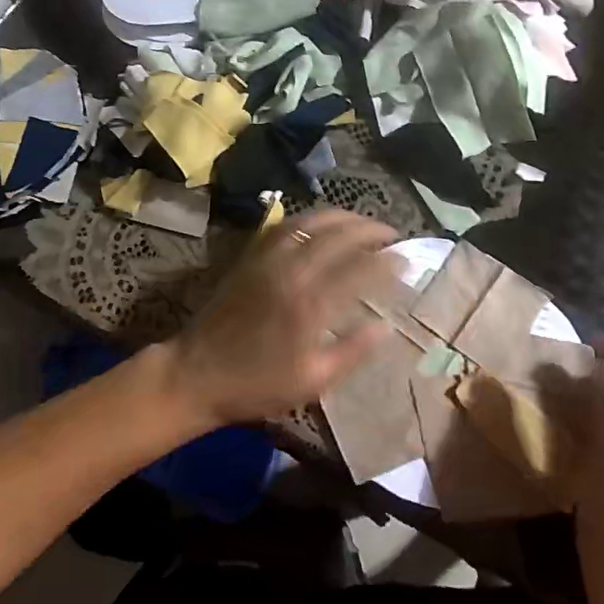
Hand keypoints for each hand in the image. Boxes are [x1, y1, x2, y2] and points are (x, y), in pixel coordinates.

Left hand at [164, 209, 399, 425]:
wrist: (196, 373)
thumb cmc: (257, 385)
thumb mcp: (313, 380)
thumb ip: (352, 351)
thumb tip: (385, 326)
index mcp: (309, 306)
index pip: (358, 271)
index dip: (387, 262)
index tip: (408, 260)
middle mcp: (288, 274)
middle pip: (334, 237)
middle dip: (368, 230)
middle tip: (391, 233)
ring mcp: (262, 263)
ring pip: (304, 224)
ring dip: (336, 217)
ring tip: (360, 222)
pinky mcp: (244, 261)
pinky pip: (277, 230)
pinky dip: (302, 221)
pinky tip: (315, 225)